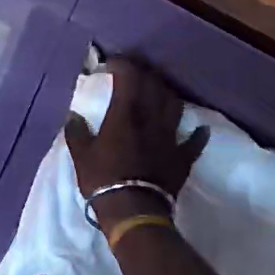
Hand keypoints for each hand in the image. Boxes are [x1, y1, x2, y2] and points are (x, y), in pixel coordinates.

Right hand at [64, 59, 209, 223]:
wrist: (133, 210)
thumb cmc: (103, 180)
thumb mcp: (81, 156)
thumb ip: (77, 131)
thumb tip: (74, 115)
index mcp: (125, 113)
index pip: (129, 76)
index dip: (122, 64)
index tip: (112, 64)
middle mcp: (151, 118)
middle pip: (155, 85)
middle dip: (145, 74)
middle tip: (135, 74)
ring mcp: (170, 137)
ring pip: (175, 105)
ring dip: (168, 95)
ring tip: (160, 94)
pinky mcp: (183, 157)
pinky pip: (195, 141)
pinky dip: (197, 133)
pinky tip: (200, 128)